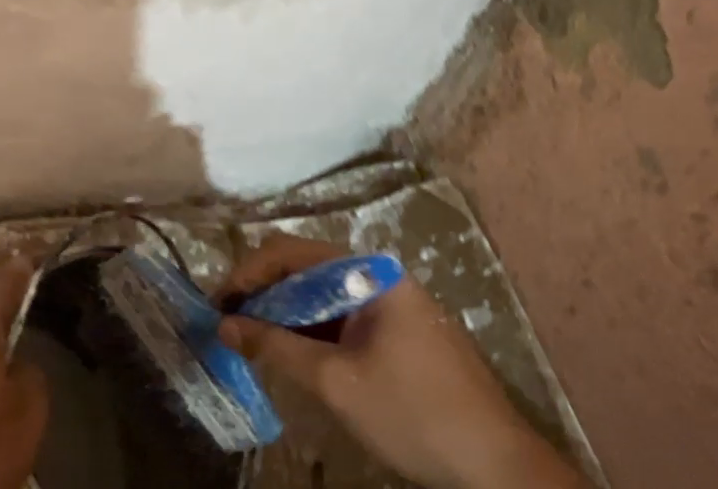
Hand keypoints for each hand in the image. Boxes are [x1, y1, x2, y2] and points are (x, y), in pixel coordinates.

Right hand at [217, 235, 583, 488]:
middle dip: (263, 293)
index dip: (247, 274)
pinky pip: (343, 314)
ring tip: (253, 340)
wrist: (500, 468)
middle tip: (230, 324)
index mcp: (370, 273)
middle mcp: (381, 275)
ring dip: (285, 312)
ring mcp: (394, 302)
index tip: (217, 304)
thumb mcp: (335, 382)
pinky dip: (312, 328)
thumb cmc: (414, 415)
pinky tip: (293, 352)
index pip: (290, 251)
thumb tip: (224, 325)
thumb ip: (275, 346)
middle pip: (305, 267)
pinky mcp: (400, 330)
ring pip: (323, 293)